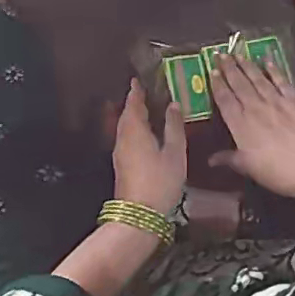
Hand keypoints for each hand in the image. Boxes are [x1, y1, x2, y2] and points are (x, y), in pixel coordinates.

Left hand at [112, 78, 187, 213]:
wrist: (140, 214)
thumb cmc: (160, 181)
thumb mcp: (174, 152)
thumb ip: (174, 127)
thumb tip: (173, 105)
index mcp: (135, 130)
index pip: (133, 104)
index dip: (136, 92)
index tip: (138, 81)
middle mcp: (123, 138)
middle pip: (126, 115)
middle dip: (133, 103)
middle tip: (143, 94)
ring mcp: (120, 153)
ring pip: (124, 128)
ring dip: (133, 117)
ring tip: (145, 112)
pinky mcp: (121, 165)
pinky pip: (126, 139)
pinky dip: (133, 131)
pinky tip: (144, 136)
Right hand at [209, 52, 294, 199]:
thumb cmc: (281, 171)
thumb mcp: (251, 169)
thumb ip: (230, 160)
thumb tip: (210, 160)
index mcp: (241, 124)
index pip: (225, 100)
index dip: (217, 85)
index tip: (212, 72)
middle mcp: (256, 107)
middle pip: (239, 84)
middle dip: (229, 68)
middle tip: (220, 54)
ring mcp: (278, 101)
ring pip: (258, 79)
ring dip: (247, 65)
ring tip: (238, 53)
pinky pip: (282, 80)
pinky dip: (274, 69)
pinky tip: (268, 60)